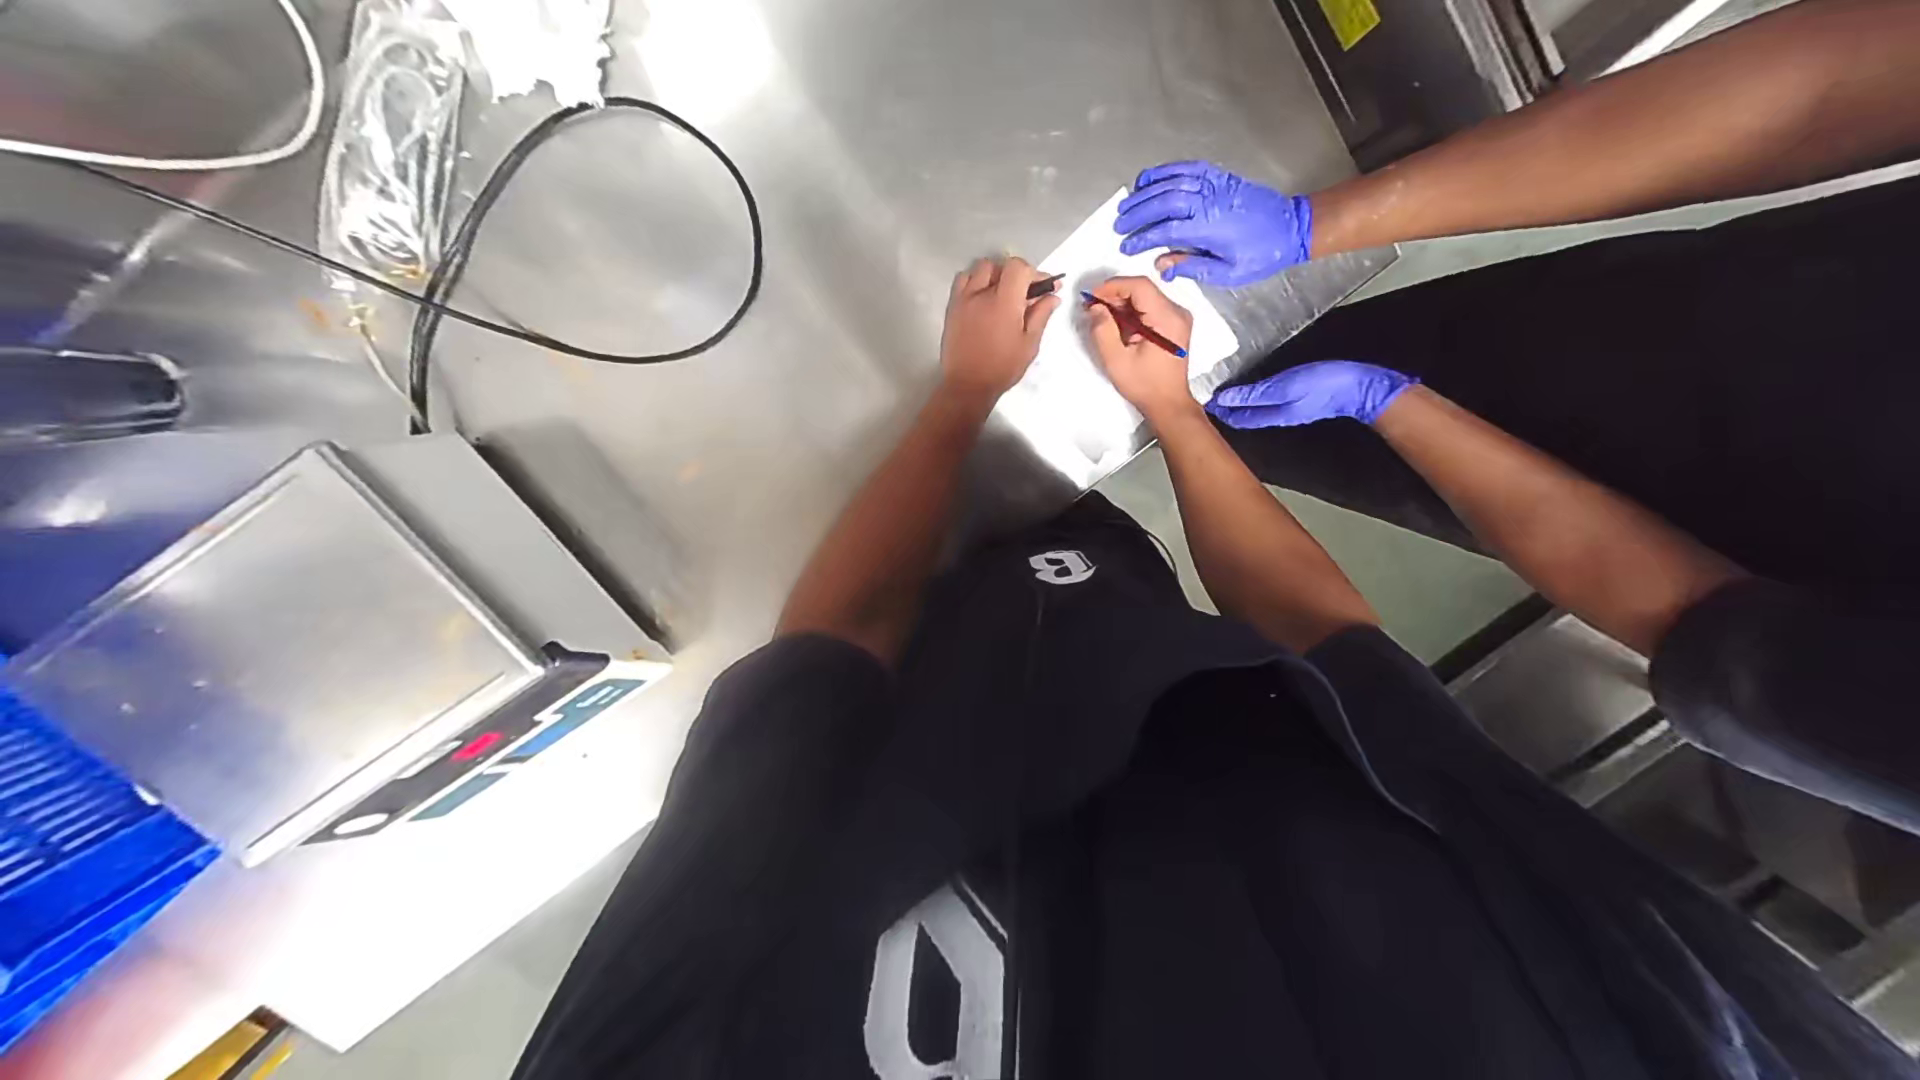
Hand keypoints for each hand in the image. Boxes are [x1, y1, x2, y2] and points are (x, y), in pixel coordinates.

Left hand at [939, 256, 1060, 402]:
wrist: (967, 385)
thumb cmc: (1002, 368)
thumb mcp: (1029, 344)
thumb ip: (1041, 315)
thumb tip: (1053, 295)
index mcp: (1004, 302)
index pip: (1019, 267)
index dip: (1034, 273)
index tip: (1043, 287)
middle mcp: (981, 294)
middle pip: (1000, 265)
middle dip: (1016, 274)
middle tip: (1024, 294)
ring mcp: (964, 299)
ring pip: (980, 269)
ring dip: (994, 275)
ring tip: (1002, 294)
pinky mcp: (952, 307)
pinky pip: (962, 281)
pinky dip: (974, 282)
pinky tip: (982, 299)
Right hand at [1085, 276, 1196, 423]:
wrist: (1168, 403)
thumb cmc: (1144, 385)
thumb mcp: (1116, 360)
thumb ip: (1103, 330)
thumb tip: (1095, 307)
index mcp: (1167, 319)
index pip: (1140, 286)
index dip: (1112, 286)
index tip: (1091, 297)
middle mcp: (1177, 312)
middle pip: (1142, 289)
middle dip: (1114, 294)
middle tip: (1092, 308)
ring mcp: (1177, 317)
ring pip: (1144, 297)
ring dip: (1120, 302)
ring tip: (1100, 316)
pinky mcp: (1172, 324)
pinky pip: (1149, 307)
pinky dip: (1130, 311)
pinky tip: (1115, 323)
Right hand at [1114, 162, 1312, 286]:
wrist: (1291, 228)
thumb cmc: (1261, 254)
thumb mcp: (1226, 273)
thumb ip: (1191, 267)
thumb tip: (1163, 264)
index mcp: (1210, 228)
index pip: (1166, 230)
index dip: (1142, 238)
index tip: (1127, 246)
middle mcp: (1210, 202)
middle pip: (1164, 201)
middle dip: (1137, 212)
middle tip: (1119, 224)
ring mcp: (1215, 186)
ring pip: (1172, 182)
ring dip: (1146, 192)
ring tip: (1127, 203)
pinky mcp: (1220, 178)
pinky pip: (1188, 169)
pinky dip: (1166, 171)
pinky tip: (1150, 179)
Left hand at [1206, 360, 1417, 428]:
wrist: (1363, 388)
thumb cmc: (1325, 385)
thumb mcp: (1285, 387)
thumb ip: (1254, 395)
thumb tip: (1224, 400)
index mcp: (1269, 415)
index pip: (1234, 416)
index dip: (1218, 409)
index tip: (1201, 399)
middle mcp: (1275, 415)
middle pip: (1241, 414)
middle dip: (1224, 407)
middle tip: (1207, 395)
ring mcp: (1286, 409)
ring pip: (1253, 408)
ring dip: (1237, 401)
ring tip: (1223, 390)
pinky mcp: (1297, 400)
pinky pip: (1267, 400)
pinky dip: (1253, 396)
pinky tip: (1251, 387)